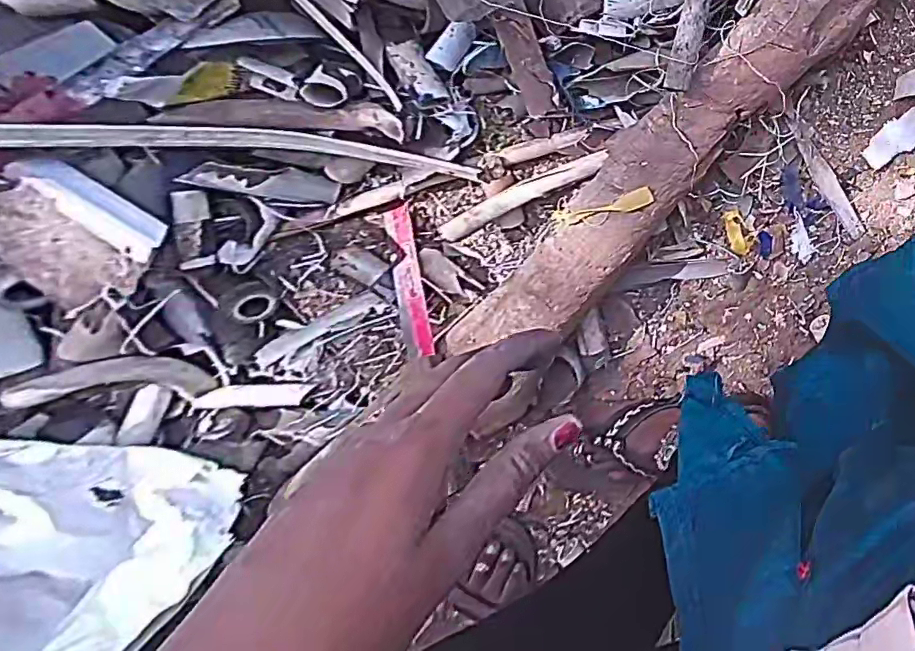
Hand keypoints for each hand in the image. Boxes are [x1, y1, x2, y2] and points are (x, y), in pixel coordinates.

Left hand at [163, 331, 579, 650]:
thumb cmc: (340, 626)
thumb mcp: (448, 552)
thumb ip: (508, 479)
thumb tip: (560, 430)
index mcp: (412, 453)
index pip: (479, 372)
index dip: (520, 347)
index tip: (546, 340)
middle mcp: (368, 447)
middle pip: (439, 373)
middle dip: (488, 358)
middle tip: (527, 362)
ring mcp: (331, 466)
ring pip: (405, 398)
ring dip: (452, 385)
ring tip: (485, 399)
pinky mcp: (307, 489)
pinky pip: (375, 428)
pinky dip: (416, 416)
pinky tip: (424, 447)